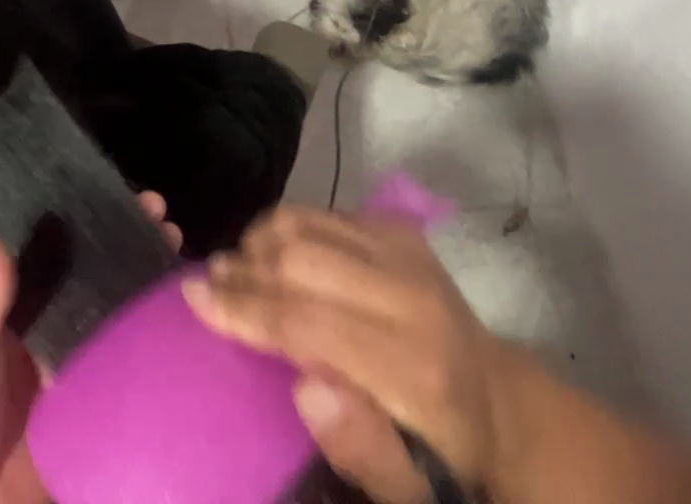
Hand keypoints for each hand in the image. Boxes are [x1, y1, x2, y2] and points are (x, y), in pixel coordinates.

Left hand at [0, 193, 181, 503]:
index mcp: (6, 309)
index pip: (49, 252)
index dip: (83, 220)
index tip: (122, 195)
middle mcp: (45, 329)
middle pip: (91, 277)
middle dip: (126, 244)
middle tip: (164, 218)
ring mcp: (74, 370)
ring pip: (116, 317)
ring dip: (146, 286)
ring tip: (181, 256)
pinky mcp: (98, 413)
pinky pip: (131, 373)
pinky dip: (157, 347)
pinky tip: (187, 324)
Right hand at [182, 207, 513, 503]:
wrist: (497, 402)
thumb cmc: (438, 450)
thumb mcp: (408, 482)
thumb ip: (361, 447)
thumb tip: (305, 388)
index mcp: (413, 365)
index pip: (306, 322)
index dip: (243, 309)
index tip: (193, 298)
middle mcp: (413, 297)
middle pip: (301, 259)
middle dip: (243, 270)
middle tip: (207, 281)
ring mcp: (409, 256)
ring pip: (307, 223)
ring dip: (258, 240)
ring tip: (234, 265)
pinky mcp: (402, 233)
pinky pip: (324, 212)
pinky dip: (286, 226)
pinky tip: (273, 252)